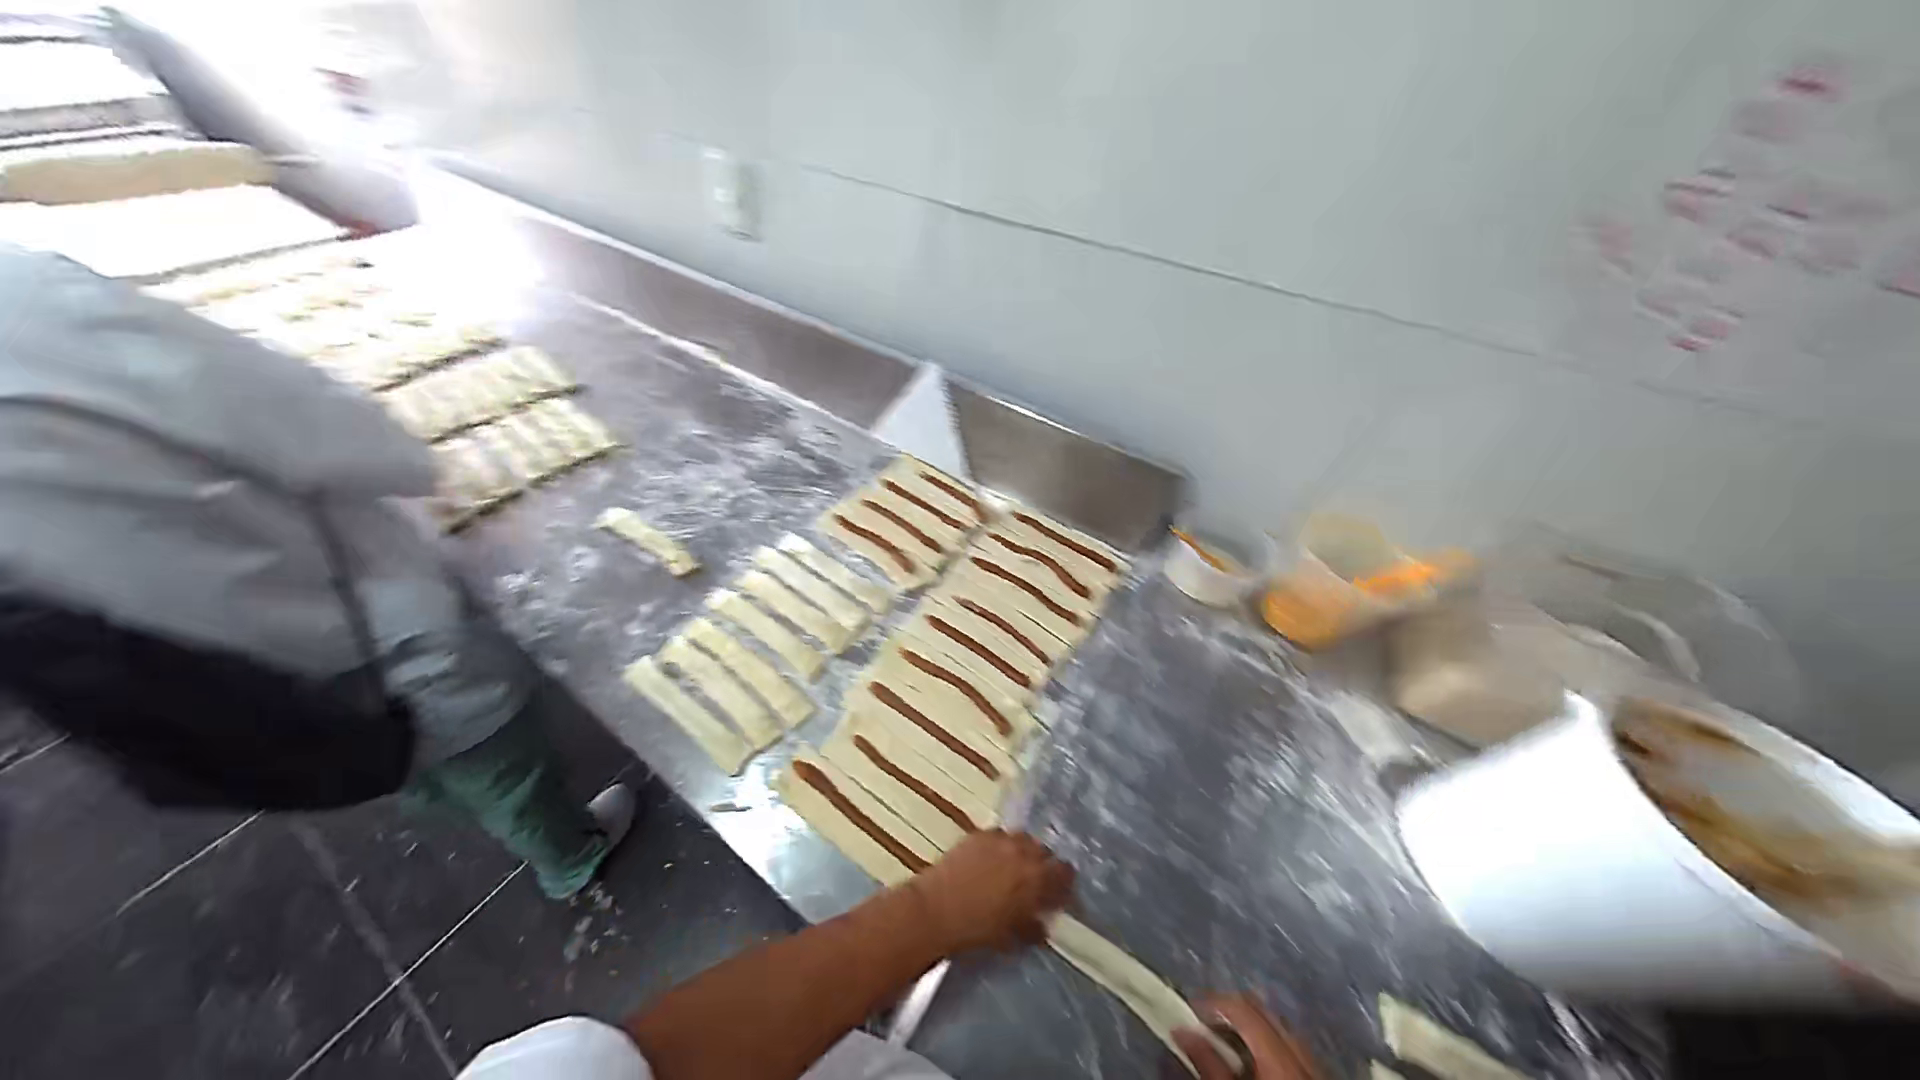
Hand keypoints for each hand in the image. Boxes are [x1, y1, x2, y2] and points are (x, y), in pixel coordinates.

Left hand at [903, 829, 1074, 953]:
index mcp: (1036, 879)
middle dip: (1043, 865)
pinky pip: (999, 835)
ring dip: (1023, 852)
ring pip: (1023, 839)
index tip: (1058, 893)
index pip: (1064, 873)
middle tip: (1034, 882)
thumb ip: (1033, 928)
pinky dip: (1000, 846)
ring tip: (1012, 867)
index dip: (1063, 883)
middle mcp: (1023, 852)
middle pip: (1045, 852)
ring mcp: (1001, 839)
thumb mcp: (1011, 936)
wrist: (937, 908)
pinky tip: (990, 859)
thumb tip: (1042, 925)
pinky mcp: (980, 834)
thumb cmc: (977, 929)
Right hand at [1174, 995, 1319, 1079]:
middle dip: (1230, 1012)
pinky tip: (1252, 1065)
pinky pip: (1290, 1048)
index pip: (1241, 1007)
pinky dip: (1267, 1046)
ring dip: (1249, 1028)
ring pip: (1277, 1028)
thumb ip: (1208, 1064)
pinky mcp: (1317, 1079)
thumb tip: (1182, 1031)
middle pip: (1262, 1011)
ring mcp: (1315, 1069)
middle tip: (1204, 1026)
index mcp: (1278, 1056)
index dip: (1212, 1002)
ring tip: (1225, 1047)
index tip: (1189, 1012)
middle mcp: (1301, 1054)